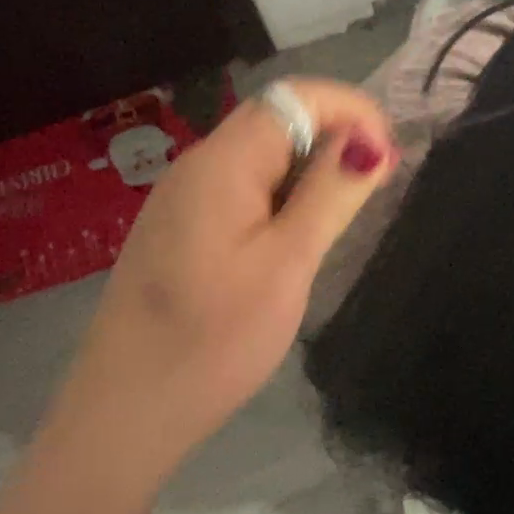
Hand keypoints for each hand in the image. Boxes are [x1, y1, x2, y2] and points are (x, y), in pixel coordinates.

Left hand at [54, 79, 396, 470]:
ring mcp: (183, 197)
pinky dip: (283, 193)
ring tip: (345, 213)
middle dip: (335, 136)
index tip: (389, 156)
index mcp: (221, 165)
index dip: (351, 110)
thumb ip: (329, 194)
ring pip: (261, 153)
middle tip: (376, 186)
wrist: (124, 416)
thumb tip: (372, 138)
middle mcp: (197, 166)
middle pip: (276, 119)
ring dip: (312, 167)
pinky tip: (297, 236)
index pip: (294, 97)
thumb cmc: (213, 343)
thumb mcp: (287, 265)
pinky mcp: (181, 228)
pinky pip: (242, 185)